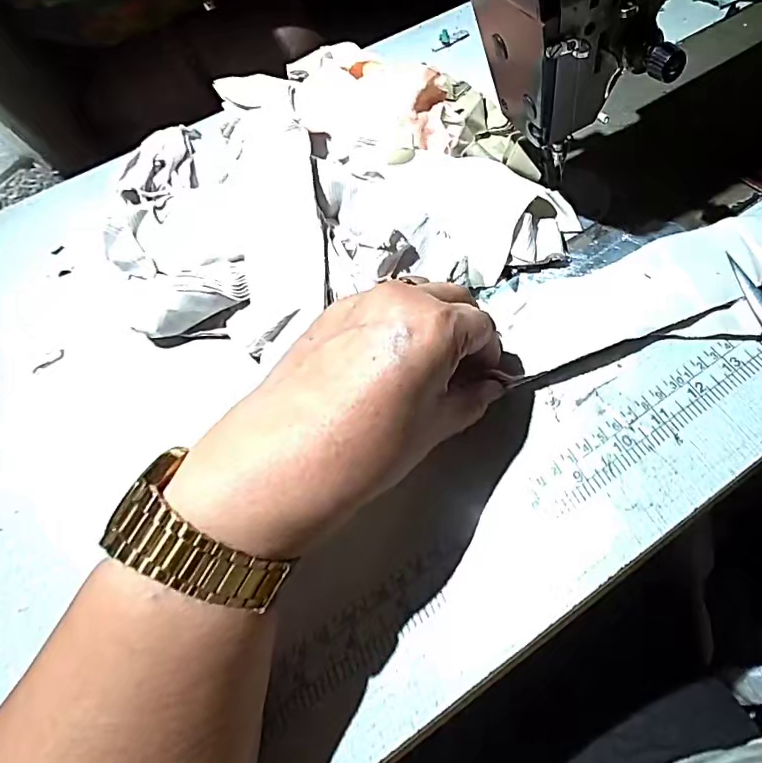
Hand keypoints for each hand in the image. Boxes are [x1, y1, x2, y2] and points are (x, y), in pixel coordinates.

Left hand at [164, 281, 505, 557]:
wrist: (272, 468)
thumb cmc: (358, 452)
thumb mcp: (433, 428)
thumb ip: (471, 398)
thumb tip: (487, 387)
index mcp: (434, 324)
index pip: (483, 326)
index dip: (489, 354)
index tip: (484, 377)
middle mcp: (400, 299)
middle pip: (454, 299)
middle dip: (465, 331)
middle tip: (460, 370)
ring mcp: (363, 301)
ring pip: (419, 294)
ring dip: (433, 319)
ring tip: (424, 364)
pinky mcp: (332, 311)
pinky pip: (383, 303)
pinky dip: (399, 320)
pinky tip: (388, 361)